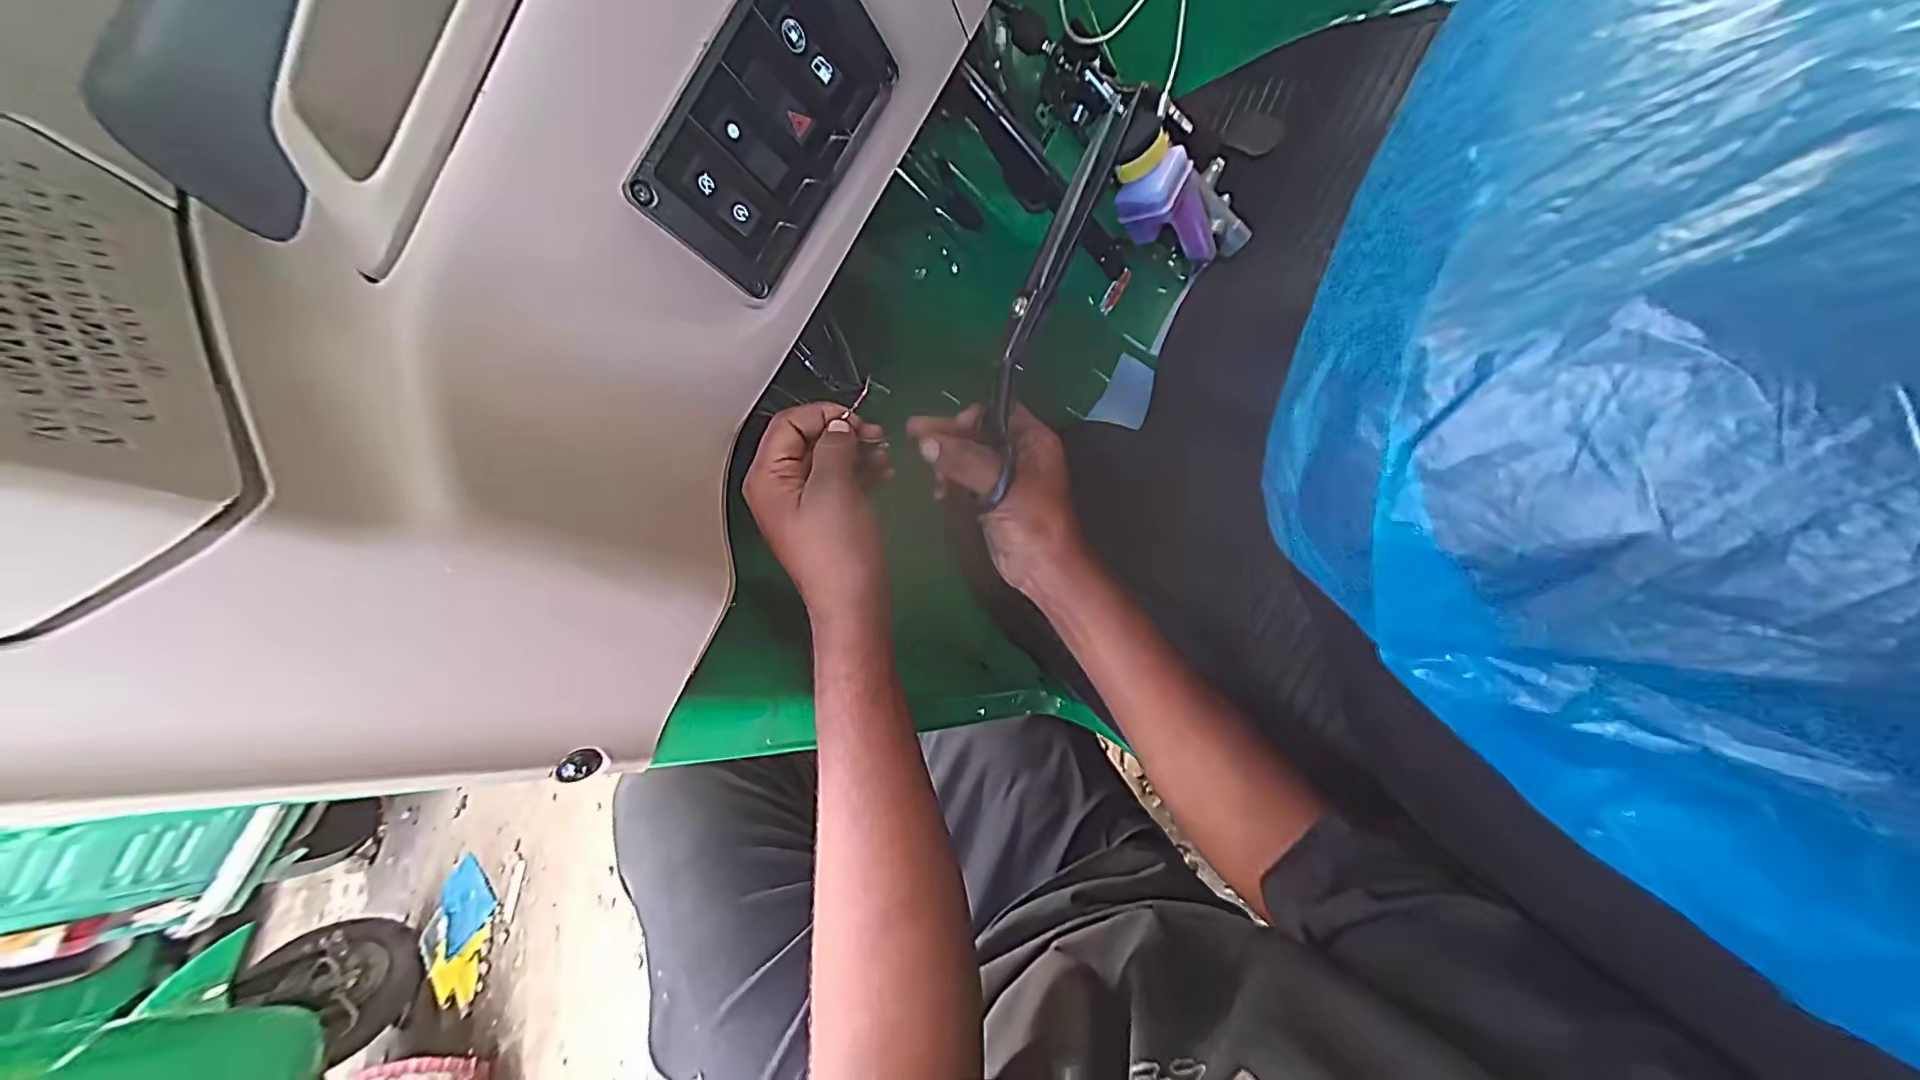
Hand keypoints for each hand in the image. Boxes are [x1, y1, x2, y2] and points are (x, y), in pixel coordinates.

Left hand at [744, 402, 894, 630]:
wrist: (853, 602)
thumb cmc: (838, 552)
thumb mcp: (835, 487)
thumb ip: (834, 446)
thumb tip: (839, 425)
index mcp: (767, 478)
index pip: (788, 424)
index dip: (823, 415)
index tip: (856, 419)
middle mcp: (778, 488)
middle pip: (807, 440)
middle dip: (844, 433)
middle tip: (875, 436)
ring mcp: (801, 503)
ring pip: (827, 459)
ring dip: (857, 452)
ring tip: (884, 456)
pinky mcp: (823, 516)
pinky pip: (838, 480)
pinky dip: (860, 471)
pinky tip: (883, 473)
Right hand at [906, 403, 1088, 597]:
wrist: (1043, 570)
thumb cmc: (1034, 523)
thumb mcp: (1002, 486)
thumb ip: (965, 461)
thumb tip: (927, 442)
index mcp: (1033, 441)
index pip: (997, 412)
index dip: (969, 416)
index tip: (944, 430)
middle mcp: (1018, 453)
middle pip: (976, 433)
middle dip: (947, 436)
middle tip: (912, 432)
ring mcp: (1002, 476)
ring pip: (966, 456)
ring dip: (944, 460)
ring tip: (928, 471)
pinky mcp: (989, 498)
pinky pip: (963, 479)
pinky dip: (948, 481)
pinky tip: (937, 491)